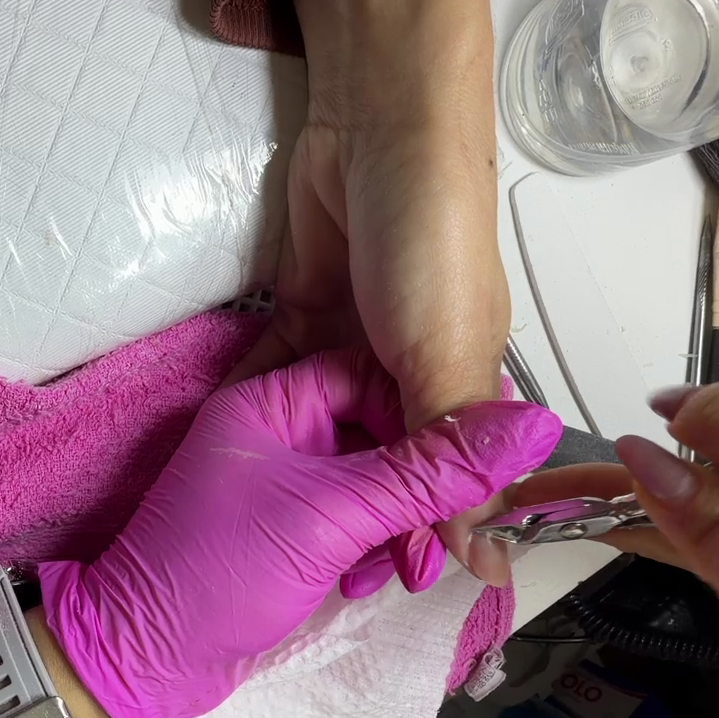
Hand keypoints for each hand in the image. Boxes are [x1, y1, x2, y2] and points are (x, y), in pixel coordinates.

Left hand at [41, 349, 559, 717]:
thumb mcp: (332, 514)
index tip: (468, 471)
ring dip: (394, 526)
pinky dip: (366, 546)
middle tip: (430, 543)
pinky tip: (360, 581)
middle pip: (379, 434)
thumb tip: (532, 428)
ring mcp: (280, 480)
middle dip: (413, 490)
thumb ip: (430, 473)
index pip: (374, 378)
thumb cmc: (220, 570)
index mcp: (273, 401)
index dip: (427, 420)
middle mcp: (277, 431)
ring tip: (392, 570)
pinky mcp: (285, 525)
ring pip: (370, 482)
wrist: (147, 653)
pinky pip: (348, 517)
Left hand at [232, 0, 512, 583]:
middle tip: (324, 568)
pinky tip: (235, 454)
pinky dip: (263, 407)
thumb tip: (483, 545)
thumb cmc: (427, 244)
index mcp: (453, 383)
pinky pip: (278, 373)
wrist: (377, 134)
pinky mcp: (302, 312)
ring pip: (325, 421)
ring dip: (306, 465)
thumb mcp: (446, 351)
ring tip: (274, 521)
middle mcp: (403, 367)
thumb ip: (449, 445)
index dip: (414, 529)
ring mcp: (348, 339)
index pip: (436, 476)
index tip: (385, 583)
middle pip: (375, 454)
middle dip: (355, 505)